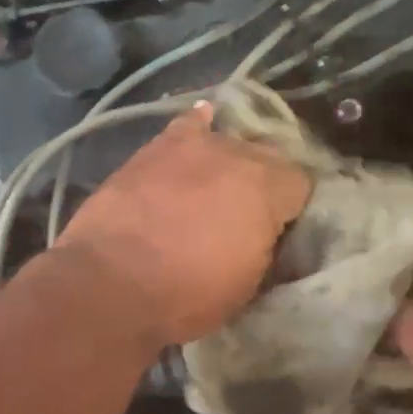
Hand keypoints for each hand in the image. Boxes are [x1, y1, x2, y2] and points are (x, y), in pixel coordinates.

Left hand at [58, 106, 311, 346]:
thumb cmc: (187, 293)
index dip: (294, 209)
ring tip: (221, 184)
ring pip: (227, 141)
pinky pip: (186, 124)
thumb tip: (267, 235)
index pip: (302, 183)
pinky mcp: (154, 147)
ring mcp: (192, 144)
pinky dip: (198, 124)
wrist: (111, 280)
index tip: (282, 231)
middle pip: (266, 156)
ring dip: (229, 162)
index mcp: (268, 187)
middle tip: (249, 215)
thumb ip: (265, 246)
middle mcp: (235, 153)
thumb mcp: (248, 284)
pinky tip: (203, 119)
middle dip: (264, 181)